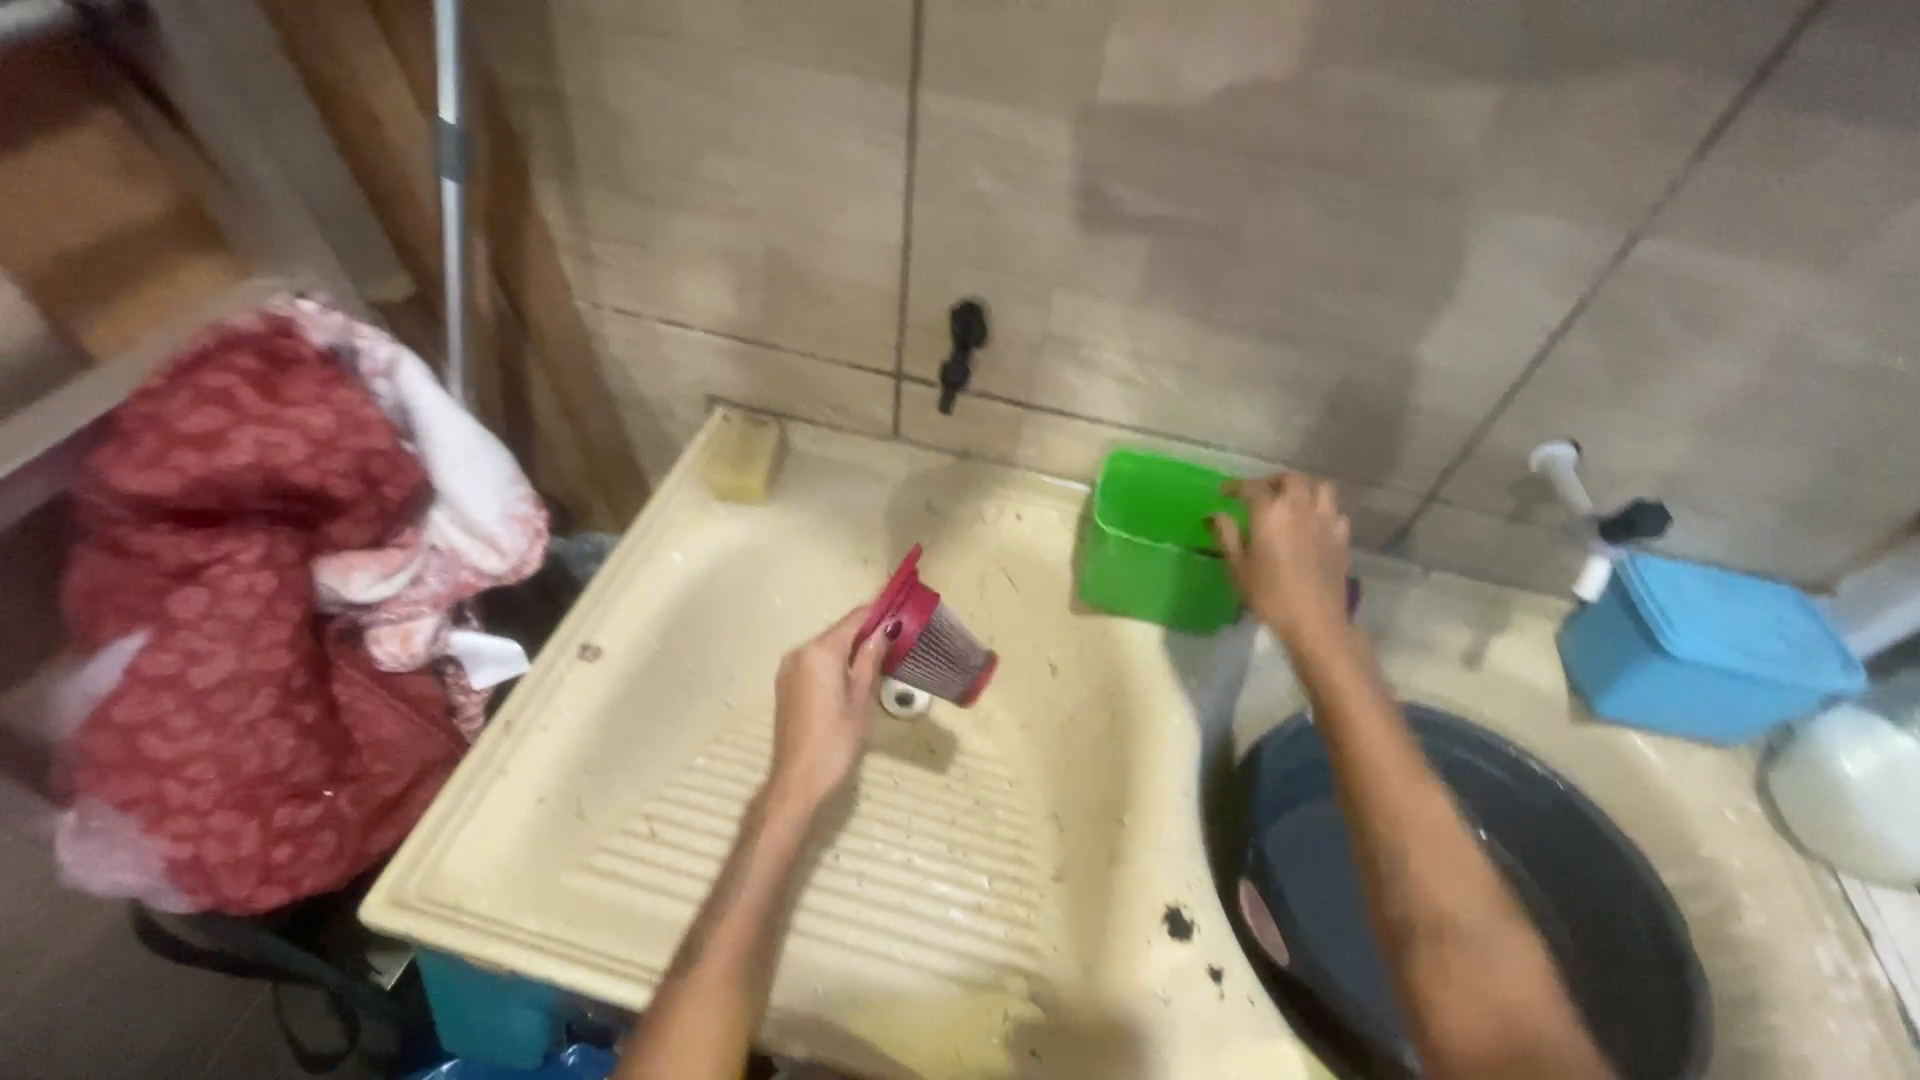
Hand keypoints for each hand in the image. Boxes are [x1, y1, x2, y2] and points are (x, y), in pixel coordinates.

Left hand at [768, 606, 887, 811]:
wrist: (798, 780)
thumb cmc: (837, 739)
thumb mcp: (861, 697)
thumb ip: (871, 659)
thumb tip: (886, 629)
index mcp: (820, 651)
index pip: (854, 619)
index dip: (878, 611)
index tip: (902, 606)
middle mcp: (800, 652)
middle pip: (839, 632)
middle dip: (867, 631)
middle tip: (898, 636)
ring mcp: (789, 668)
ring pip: (827, 648)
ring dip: (852, 648)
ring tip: (882, 656)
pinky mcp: (786, 685)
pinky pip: (816, 663)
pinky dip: (836, 662)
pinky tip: (856, 674)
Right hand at [1211, 472, 1352, 649]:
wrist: (1315, 621)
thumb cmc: (1269, 596)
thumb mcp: (1238, 567)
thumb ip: (1226, 535)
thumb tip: (1215, 515)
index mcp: (1270, 513)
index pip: (1251, 487)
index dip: (1235, 486)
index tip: (1224, 492)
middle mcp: (1300, 508)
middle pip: (1290, 479)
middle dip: (1272, 481)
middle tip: (1260, 493)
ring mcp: (1325, 520)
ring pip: (1319, 488)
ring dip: (1303, 489)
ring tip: (1291, 501)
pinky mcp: (1342, 537)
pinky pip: (1334, 512)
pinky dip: (1322, 511)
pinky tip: (1313, 524)